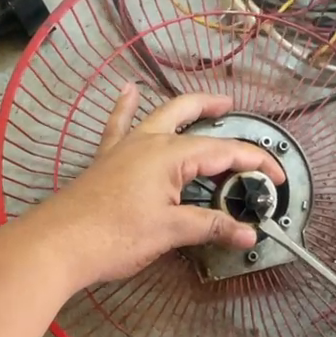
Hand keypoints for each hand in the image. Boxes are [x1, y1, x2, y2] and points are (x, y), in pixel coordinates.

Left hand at [17, 86, 285, 290]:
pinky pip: (118, 125)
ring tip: (198, 103)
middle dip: (215, 109)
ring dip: (181, 107)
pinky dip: (125, 108)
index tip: (276, 177)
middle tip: (233, 109)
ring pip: (157, 115)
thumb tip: (246, 234)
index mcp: (170, 155)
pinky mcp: (105, 162)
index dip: (255, 162)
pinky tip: (126, 91)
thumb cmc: (112, 236)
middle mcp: (147, 142)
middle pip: (188, 114)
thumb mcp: (170, 231)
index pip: (224, 151)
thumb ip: (210, 227)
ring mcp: (123, 149)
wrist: (59, 245)